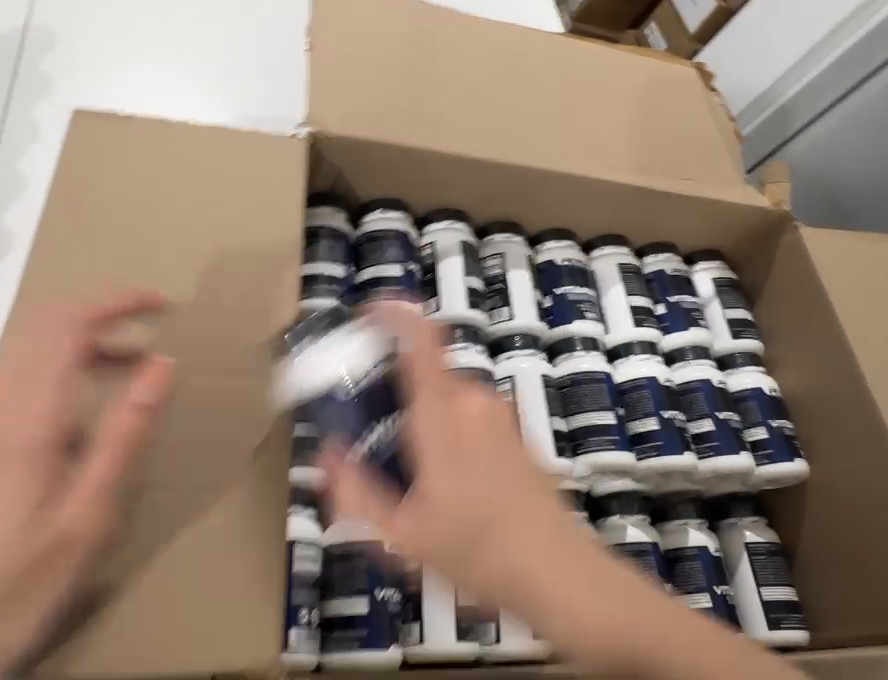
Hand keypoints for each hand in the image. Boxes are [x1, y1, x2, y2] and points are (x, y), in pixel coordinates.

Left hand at [0, 292, 176, 679]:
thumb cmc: (15, 585)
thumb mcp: (88, 517)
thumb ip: (126, 434)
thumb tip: (161, 365)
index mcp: (24, 418)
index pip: (69, 323)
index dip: (118, 301)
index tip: (161, 304)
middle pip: (43, 324)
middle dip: (100, 313)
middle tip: (148, 331)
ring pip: (24, 349)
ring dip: (77, 341)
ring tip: (124, 369)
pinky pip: (10, 378)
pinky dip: (52, 368)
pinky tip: (74, 415)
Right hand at [321, 303, 585, 608]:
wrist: (560, 574)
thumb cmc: (478, 553)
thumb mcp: (402, 538)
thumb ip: (356, 494)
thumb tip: (328, 454)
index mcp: (442, 414)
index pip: (420, 338)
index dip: (394, 314)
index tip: (367, 313)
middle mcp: (473, 401)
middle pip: (424, 376)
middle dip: (394, 399)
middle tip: (374, 444)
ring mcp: (500, 415)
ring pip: (446, 400)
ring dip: (422, 423)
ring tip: (412, 481)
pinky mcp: (516, 431)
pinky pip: (469, 415)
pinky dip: (448, 433)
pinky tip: (450, 489)